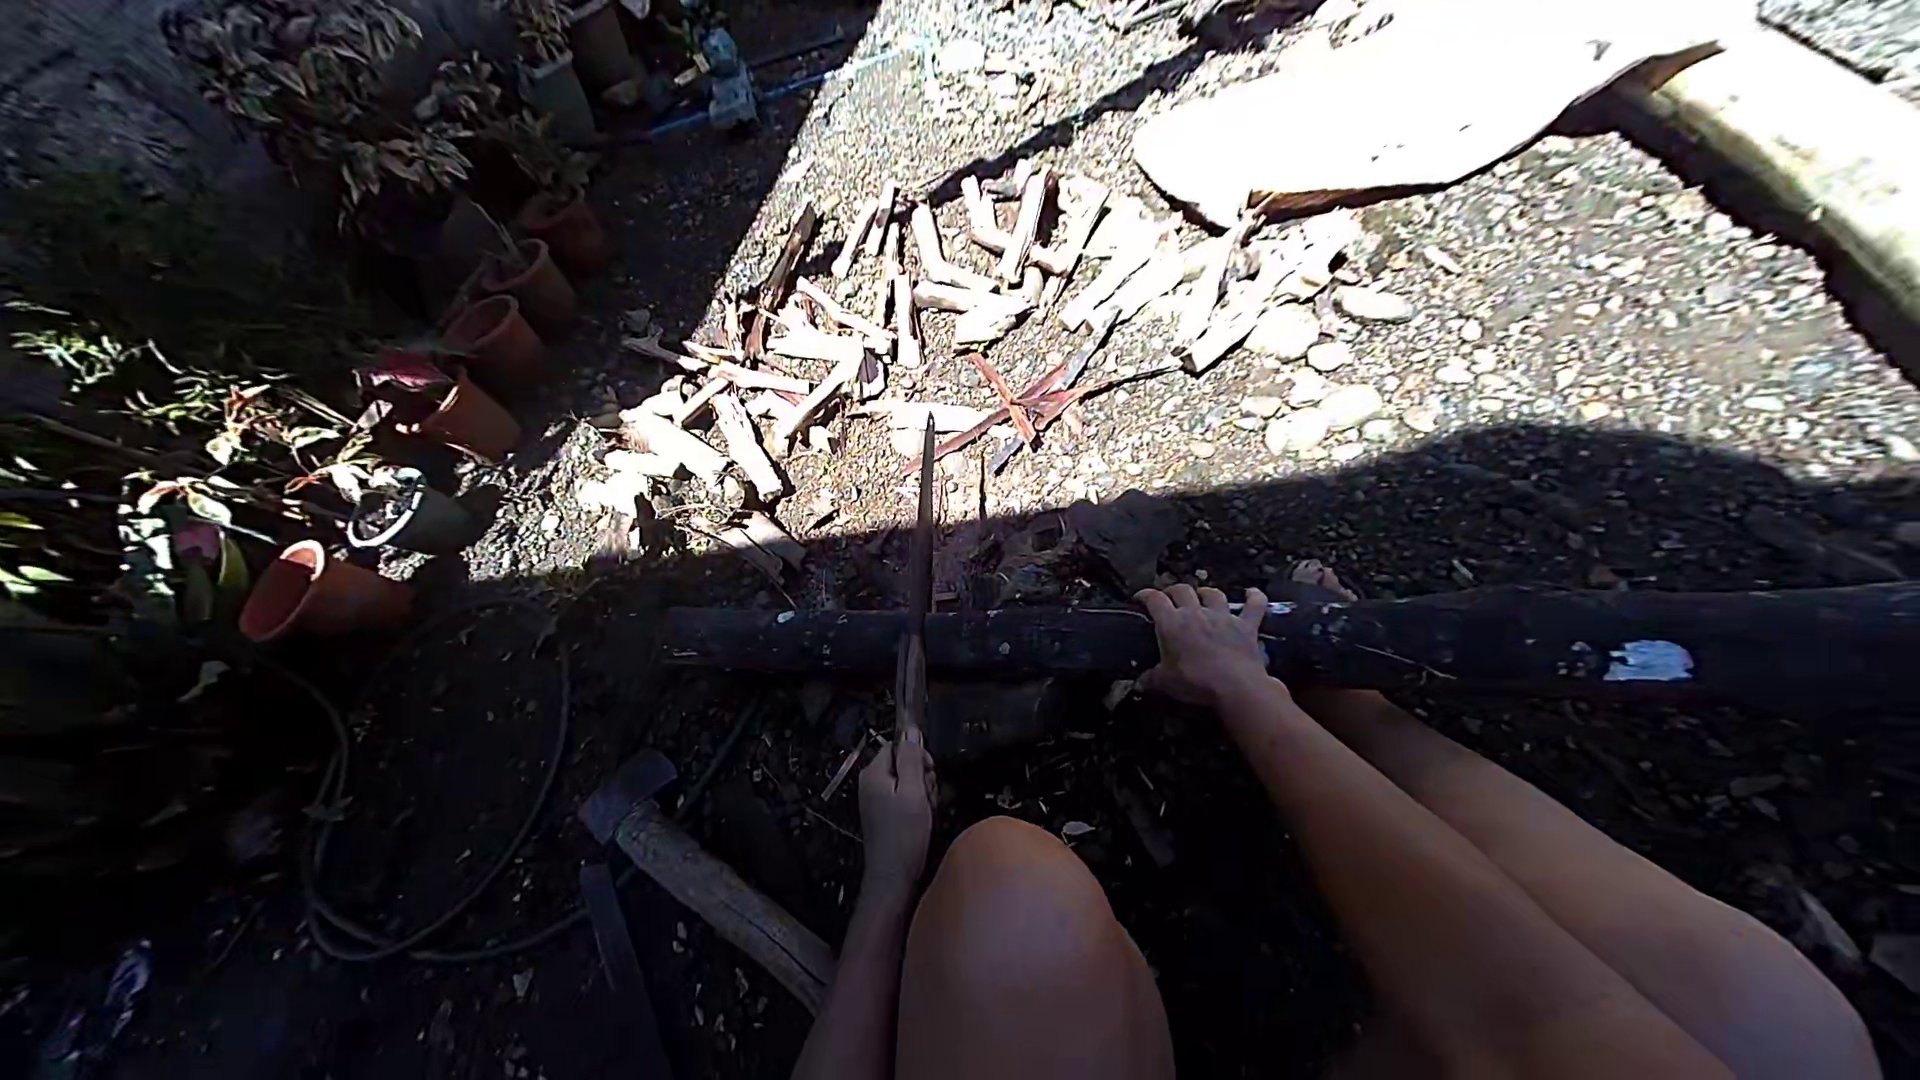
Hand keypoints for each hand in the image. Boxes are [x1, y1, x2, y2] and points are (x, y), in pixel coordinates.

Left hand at [857, 730, 934, 894]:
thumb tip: (911, 729)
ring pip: (909, 781)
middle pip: (904, 763)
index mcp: (874, 773)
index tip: (928, 772)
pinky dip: (918, 806)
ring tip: (925, 811)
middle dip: (922, 776)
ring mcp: (878, 799)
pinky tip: (922, 819)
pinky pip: (906, 798)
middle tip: (926, 796)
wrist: (894, 877)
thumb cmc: (903, 834)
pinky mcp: (885, 814)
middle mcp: (872, 783)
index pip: (898, 745)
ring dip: (923, 793)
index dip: (917, 755)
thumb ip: (911, 759)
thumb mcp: (912, 791)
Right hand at [1134, 584, 1277, 708]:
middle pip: (1182, 590)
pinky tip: (1252, 592)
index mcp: (1172, 622)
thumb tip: (1139, 683)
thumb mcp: (1165, 682)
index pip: (1154, 599)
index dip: (1145, 595)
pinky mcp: (1246, 625)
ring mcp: (1223, 616)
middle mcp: (1196, 612)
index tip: (1140, 598)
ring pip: (1213, 594)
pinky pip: (1253, 605)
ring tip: (1201, 597)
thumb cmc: (1195, 681)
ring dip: (1205, 593)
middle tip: (1170, 599)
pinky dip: (1254, 597)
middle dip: (1173, 591)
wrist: (1235, 686)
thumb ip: (1150, 679)